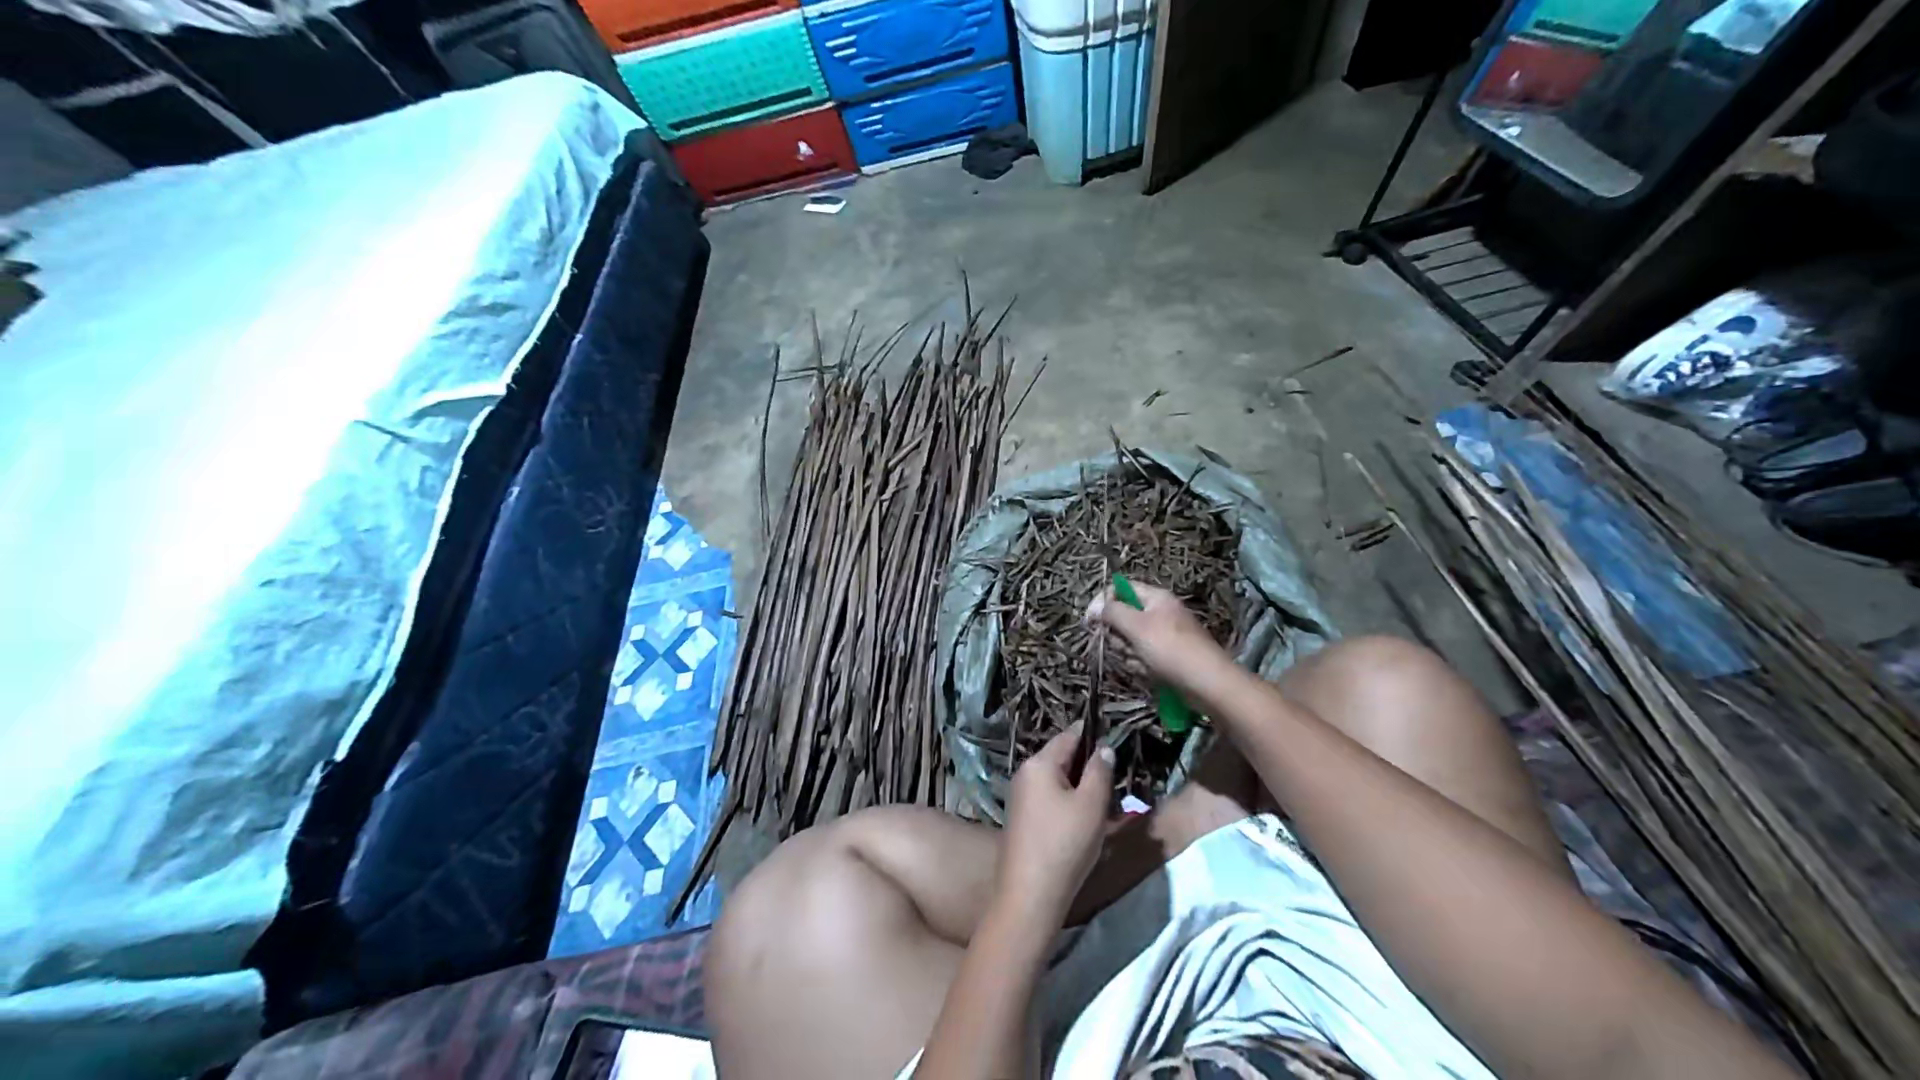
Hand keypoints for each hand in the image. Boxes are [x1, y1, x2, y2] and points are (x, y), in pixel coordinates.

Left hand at [1000, 723, 1113, 920]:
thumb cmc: (1064, 843)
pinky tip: (1088, 822)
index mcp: (1039, 763)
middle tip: (1117, 781)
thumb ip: (1100, 771)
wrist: (1030, 895)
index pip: (1069, 736)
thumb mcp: (1091, 804)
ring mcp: (1021, 797)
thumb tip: (1104, 748)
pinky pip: (1051, 800)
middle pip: (1063, 759)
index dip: (1092, 735)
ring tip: (1109, 805)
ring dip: (1083, 789)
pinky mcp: (1023, 819)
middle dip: (1090, 767)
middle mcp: (1025, 774)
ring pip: (1059, 782)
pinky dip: (1071, 804)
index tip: (1115, 740)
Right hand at [1086, 581, 1227, 690]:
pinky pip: (1142, 656)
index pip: (1121, 588)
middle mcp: (1160, 612)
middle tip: (1123, 646)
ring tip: (1140, 662)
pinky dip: (1141, 665)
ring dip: (1128, 653)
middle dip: (1118, 634)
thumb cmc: (1170, 648)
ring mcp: (1164, 635)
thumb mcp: (1136, 626)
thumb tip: (1095, 608)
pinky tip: (1148, 672)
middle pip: (1123, 616)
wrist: (1207, 683)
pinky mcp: (1167, 656)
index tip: (1091, 621)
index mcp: (1156, 598)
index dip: (1104, 602)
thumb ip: (1112, 612)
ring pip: (1130, 640)